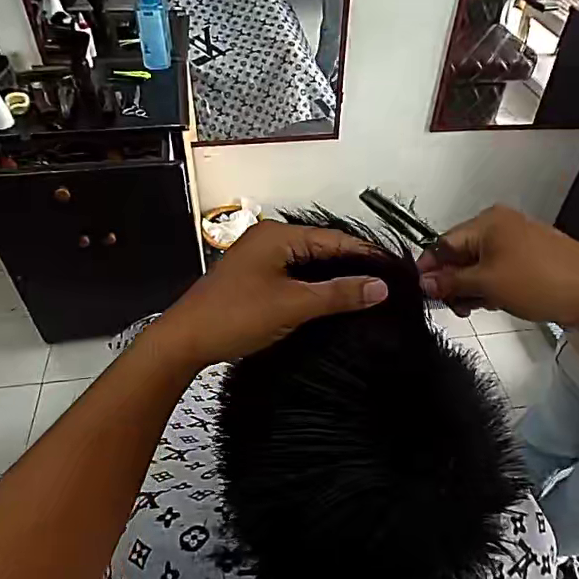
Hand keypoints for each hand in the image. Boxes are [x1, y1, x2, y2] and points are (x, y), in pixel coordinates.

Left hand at [144, 221, 387, 366]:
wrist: (184, 342)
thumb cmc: (232, 317)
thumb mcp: (293, 305)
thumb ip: (339, 293)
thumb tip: (380, 287)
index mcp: (278, 236)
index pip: (335, 239)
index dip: (367, 255)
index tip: (394, 271)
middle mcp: (270, 240)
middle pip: (324, 249)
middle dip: (354, 267)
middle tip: (386, 285)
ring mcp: (262, 259)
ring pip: (311, 264)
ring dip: (336, 279)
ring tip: (368, 295)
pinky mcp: (257, 279)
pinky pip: (297, 277)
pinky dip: (317, 288)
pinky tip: (335, 302)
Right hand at [416, 205, 578, 327]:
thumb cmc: (538, 282)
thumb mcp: (488, 284)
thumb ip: (452, 282)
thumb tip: (423, 283)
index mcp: (487, 221)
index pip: (443, 243)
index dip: (430, 269)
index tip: (422, 295)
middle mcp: (500, 225)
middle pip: (460, 253)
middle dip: (453, 281)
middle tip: (455, 307)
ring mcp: (517, 242)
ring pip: (479, 265)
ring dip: (471, 287)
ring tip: (476, 308)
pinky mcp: (530, 260)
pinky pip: (498, 271)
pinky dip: (491, 287)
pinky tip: (494, 303)